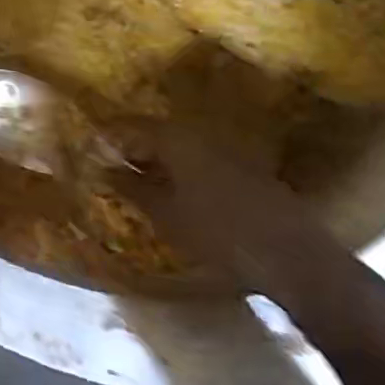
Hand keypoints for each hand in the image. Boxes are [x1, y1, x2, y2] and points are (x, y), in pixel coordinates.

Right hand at [117, 46, 348, 301]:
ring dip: (159, 158)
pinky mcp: (249, 172)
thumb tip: (103, 168)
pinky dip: (183, 169)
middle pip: (158, 133)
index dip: (108, 133)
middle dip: (133, 145)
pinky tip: (175, 189)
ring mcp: (230, 152)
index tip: (89, 143)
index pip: (131, 125)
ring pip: (182, 147)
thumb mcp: (163, 213)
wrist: (294, 259)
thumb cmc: (217, 232)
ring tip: (139, 177)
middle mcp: (203, 136)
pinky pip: (203, 160)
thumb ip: (129, 187)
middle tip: (110, 161)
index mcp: (177, 139)